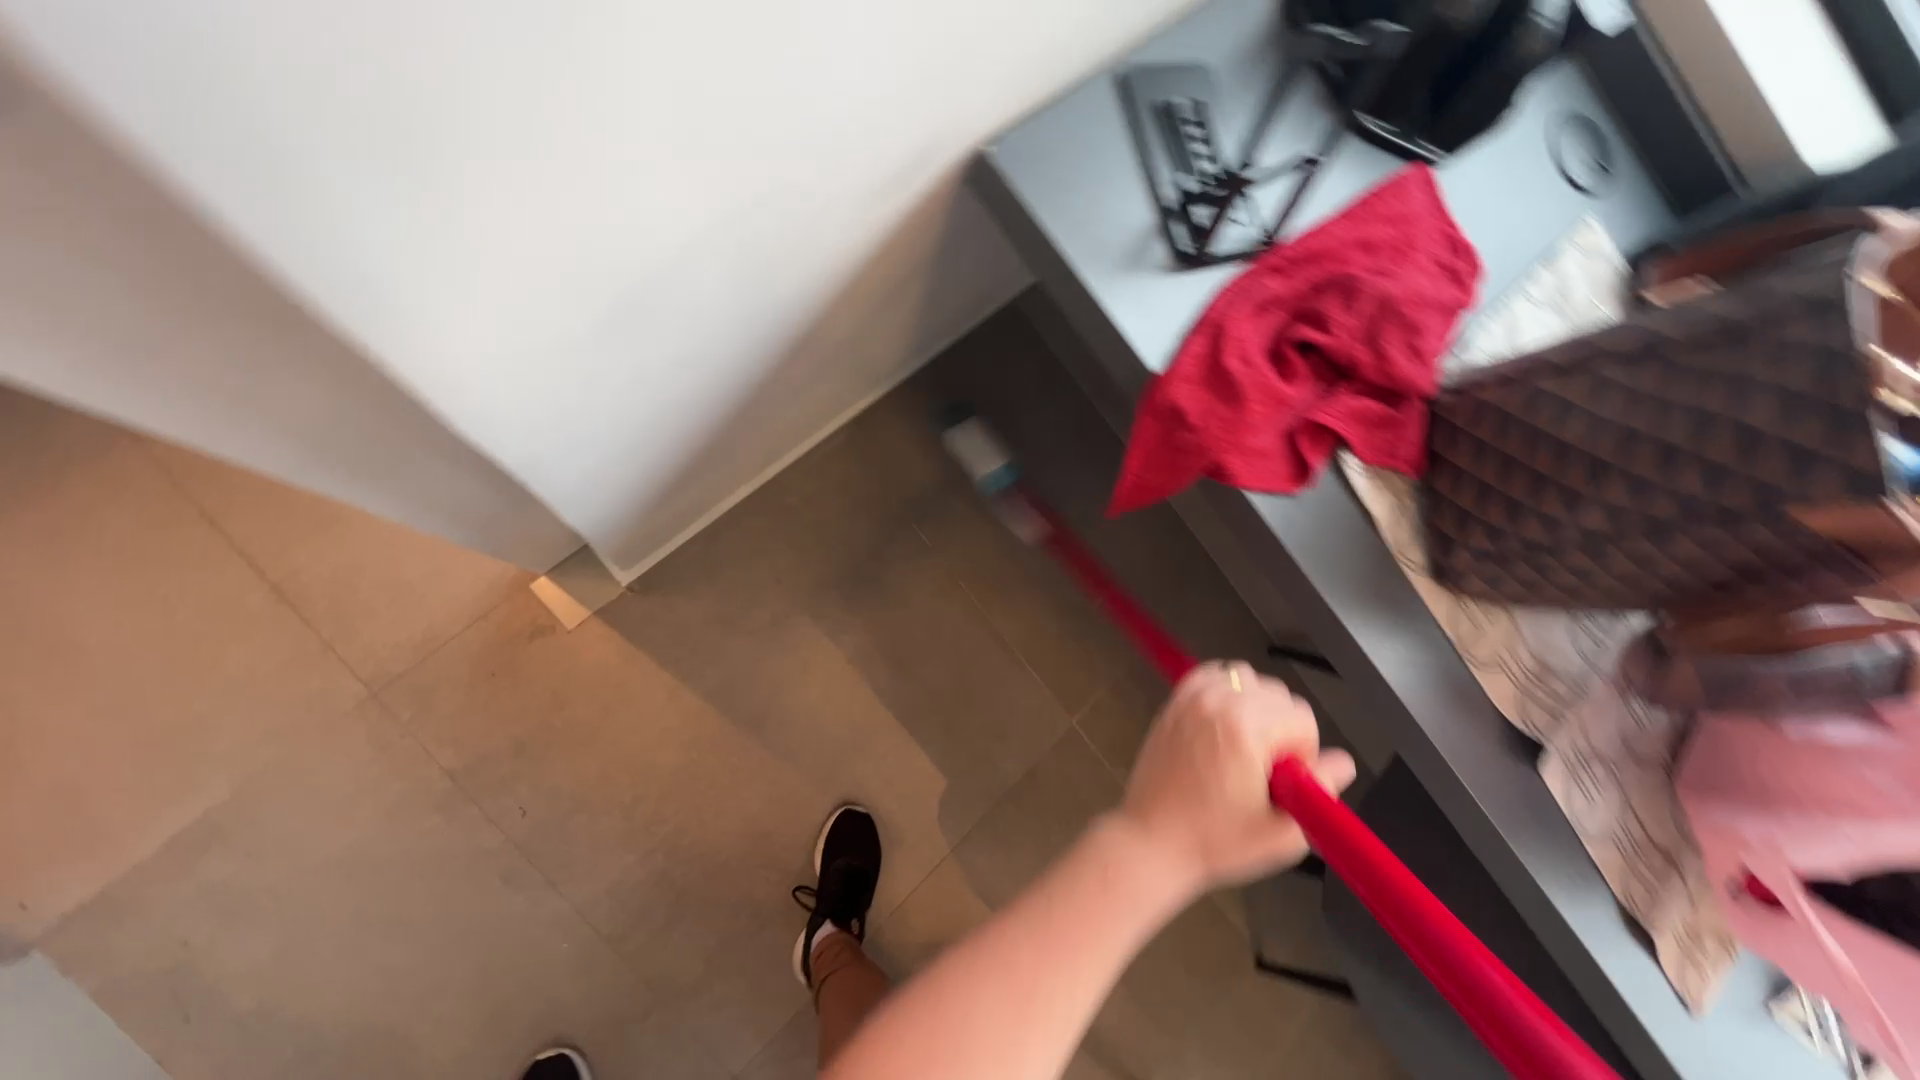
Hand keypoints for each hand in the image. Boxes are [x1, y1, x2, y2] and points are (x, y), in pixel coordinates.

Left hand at [1113, 661, 1356, 895]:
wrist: (1152, 842)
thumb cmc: (1214, 841)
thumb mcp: (1282, 832)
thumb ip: (1320, 790)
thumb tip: (1342, 763)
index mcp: (1244, 728)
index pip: (1302, 716)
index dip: (1305, 751)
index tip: (1288, 780)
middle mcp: (1217, 702)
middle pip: (1277, 694)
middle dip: (1283, 728)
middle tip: (1267, 769)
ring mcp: (1191, 698)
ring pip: (1246, 679)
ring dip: (1256, 706)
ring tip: (1246, 747)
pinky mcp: (1174, 702)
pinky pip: (1212, 675)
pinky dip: (1225, 691)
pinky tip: (1225, 724)